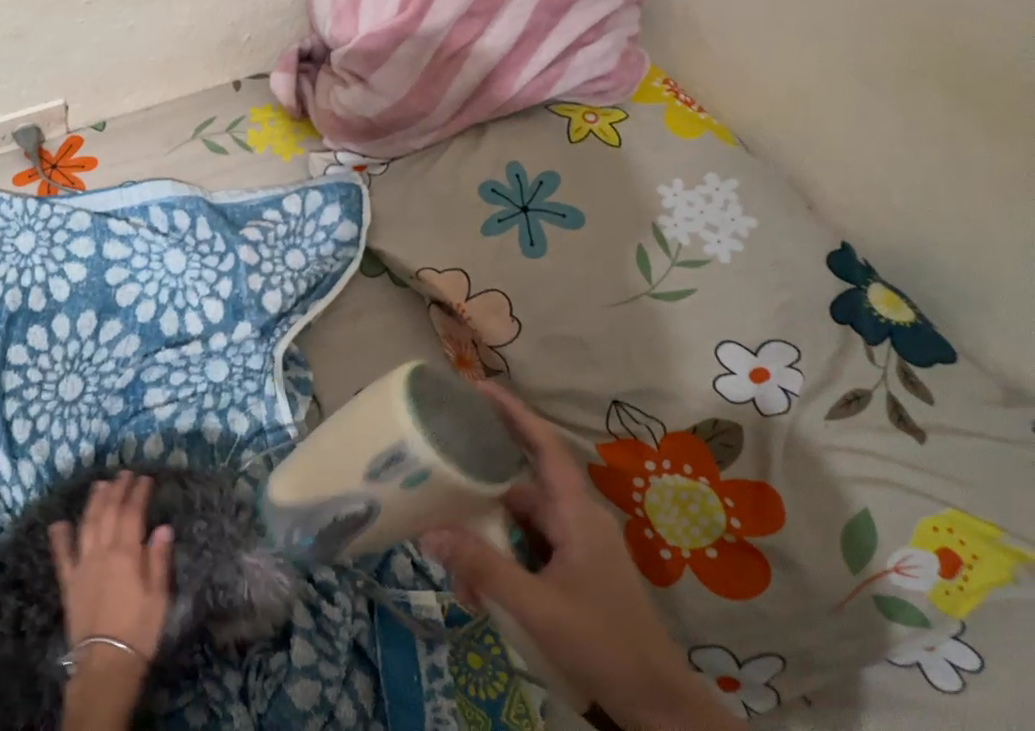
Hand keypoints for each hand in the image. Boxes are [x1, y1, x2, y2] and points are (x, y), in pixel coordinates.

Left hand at [50, 472, 173, 730]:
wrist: (106, 661)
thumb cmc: (139, 630)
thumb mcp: (159, 596)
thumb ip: (158, 560)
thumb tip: (162, 527)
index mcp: (126, 553)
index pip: (132, 513)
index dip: (138, 493)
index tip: (145, 478)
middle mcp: (101, 552)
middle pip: (108, 513)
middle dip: (116, 490)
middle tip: (124, 474)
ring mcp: (81, 564)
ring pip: (86, 525)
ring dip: (93, 502)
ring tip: (100, 486)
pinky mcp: (68, 581)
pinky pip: (61, 554)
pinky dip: (59, 536)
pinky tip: (59, 523)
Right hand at [419, 384, 743, 730]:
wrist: (658, 705)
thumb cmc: (605, 645)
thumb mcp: (536, 607)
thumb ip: (481, 568)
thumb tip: (428, 533)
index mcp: (577, 517)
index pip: (545, 448)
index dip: (513, 413)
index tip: (476, 387)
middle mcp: (574, 524)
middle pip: (514, 491)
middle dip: (473, 501)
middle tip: (431, 499)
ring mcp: (572, 550)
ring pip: (512, 527)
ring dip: (481, 545)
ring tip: (454, 576)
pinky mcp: (567, 575)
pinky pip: (521, 554)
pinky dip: (495, 566)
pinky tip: (475, 595)